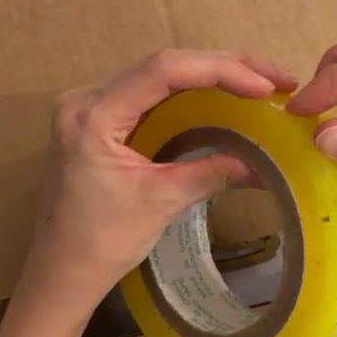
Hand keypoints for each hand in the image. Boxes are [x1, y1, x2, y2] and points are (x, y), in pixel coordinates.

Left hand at [24, 50, 296, 311]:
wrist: (61, 269)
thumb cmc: (101, 241)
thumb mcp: (161, 201)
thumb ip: (212, 172)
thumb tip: (265, 164)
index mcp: (92, 116)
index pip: (162, 71)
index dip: (219, 70)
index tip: (263, 85)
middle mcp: (85, 99)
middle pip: (162, 67)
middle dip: (222, 68)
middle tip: (275, 80)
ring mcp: (88, 107)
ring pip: (157, 76)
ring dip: (208, 76)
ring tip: (258, 83)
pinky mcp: (97, 120)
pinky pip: (148, 95)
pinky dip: (187, 94)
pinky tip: (222, 95)